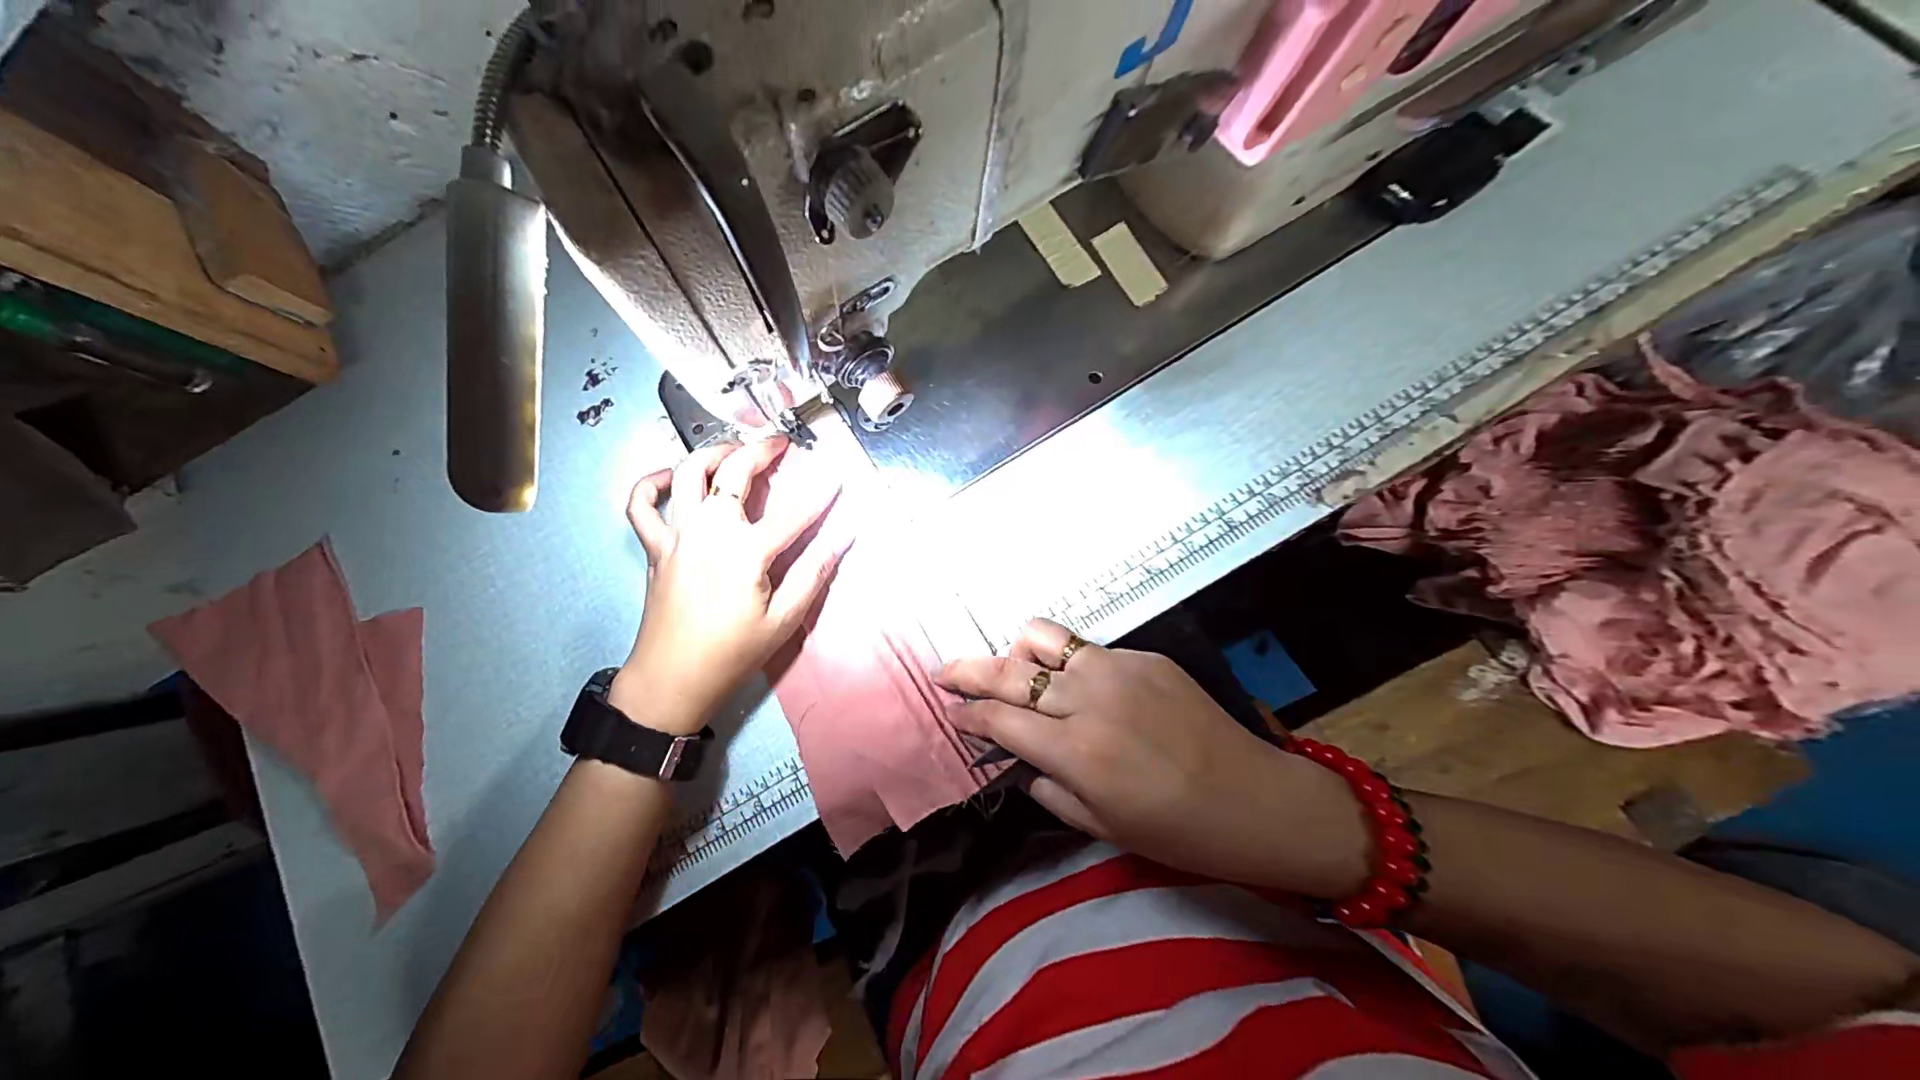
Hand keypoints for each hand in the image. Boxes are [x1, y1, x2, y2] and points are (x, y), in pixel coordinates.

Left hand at [613, 438, 843, 733]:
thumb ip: (814, 573)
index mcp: (746, 552)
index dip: (821, 492)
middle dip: (762, 450)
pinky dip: (652, 482)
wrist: (671, 679)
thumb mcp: (784, 620)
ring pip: (688, 473)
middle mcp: (709, 532)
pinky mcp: (656, 546)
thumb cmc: (731, 654)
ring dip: (714, 452)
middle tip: (781, 444)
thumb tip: (843, 537)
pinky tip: (671, 476)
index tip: (837, 477)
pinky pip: (642, 504)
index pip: (795, 511)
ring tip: (734, 448)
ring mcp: (677, 535)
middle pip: (735, 473)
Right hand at [935, 619, 1372, 898]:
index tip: (953, 713)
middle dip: (968, 670)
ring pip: (1045, 639)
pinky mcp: (1145, 656)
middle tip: (944, 672)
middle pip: (1009, 672)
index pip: (1000, 719)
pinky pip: (1089, 649)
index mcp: (1075, 751)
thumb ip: (1046, 786)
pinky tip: (1077, 684)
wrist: (1254, 799)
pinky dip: (1068, 662)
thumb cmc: (1175, 830)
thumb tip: (1016, 758)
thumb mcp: (1098, 824)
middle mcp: (1089, 699)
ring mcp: (1118, 668)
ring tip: (1013, 667)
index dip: (969, 715)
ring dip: (1018, 651)